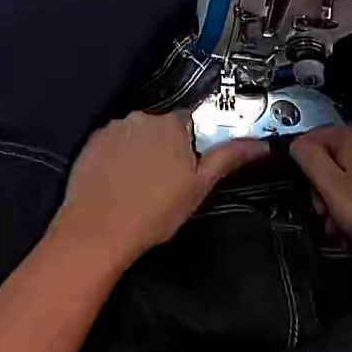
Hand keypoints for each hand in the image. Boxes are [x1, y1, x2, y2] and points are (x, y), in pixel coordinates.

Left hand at [51, 110, 268, 267]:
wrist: (96, 233)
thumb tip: (260, 145)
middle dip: (167, 148)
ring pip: (137, 135)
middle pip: (163, 128)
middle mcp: (142, 118)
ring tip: (140, 187)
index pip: (191, 121)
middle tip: (167, 182)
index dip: (193, 145)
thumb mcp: (199, 187)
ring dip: (141, 152)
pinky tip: (118, 184)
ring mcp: (114, 129)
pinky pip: (113, 144)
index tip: (189, 167)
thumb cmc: (153, 212)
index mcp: (172, 124)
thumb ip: (229, 158)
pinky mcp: (91, 143)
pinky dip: (118, 158)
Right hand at [290, 126, 351, 275]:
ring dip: (339, 203)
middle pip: (334, 158)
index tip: (307, 193)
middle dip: (324, 188)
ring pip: (350, 177)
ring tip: (341, 231)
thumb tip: (298, 144)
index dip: (304, 163)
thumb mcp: (330, 187)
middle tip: (324, 215)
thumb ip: (308, 159)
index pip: (316, 136)